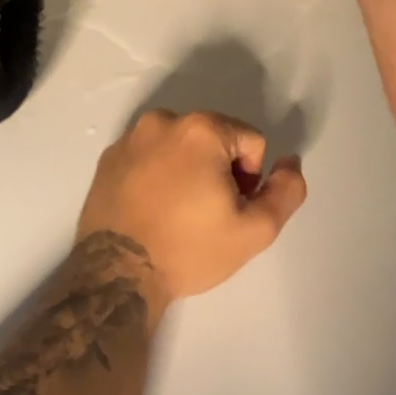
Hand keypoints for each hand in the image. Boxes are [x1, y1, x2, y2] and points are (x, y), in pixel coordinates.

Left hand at [77, 110, 307, 302]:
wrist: (117, 272)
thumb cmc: (189, 249)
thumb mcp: (255, 229)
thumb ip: (286, 190)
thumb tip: (289, 162)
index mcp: (200, 129)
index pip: (250, 142)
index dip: (251, 178)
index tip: (231, 209)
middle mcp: (161, 122)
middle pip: (213, 139)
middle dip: (219, 170)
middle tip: (207, 214)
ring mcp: (128, 139)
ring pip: (179, 147)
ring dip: (187, 171)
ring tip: (178, 214)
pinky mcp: (106, 159)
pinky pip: (148, 157)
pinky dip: (156, 176)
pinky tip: (152, 211)